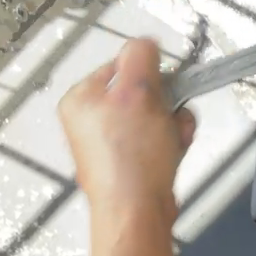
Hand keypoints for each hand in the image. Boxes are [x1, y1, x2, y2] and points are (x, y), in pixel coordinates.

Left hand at [58, 39, 195, 210]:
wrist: (137, 212)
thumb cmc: (132, 156)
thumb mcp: (136, 92)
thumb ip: (140, 57)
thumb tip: (145, 43)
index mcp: (81, 99)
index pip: (122, 66)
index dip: (150, 75)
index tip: (164, 89)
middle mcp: (92, 122)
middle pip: (143, 93)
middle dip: (167, 105)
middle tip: (170, 119)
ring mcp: (112, 146)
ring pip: (156, 118)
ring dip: (174, 126)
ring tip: (174, 142)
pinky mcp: (131, 165)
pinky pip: (158, 142)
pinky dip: (172, 145)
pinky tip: (174, 154)